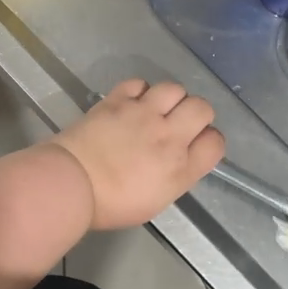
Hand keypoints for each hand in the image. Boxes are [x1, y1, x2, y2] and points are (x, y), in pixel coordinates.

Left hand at [49, 80, 224, 230]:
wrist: (71, 182)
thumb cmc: (109, 205)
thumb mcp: (154, 201)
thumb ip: (173, 176)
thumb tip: (176, 160)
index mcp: (180, 168)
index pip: (215, 142)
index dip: (208, 140)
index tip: (194, 144)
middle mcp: (168, 136)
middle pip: (202, 108)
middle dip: (195, 113)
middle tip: (177, 123)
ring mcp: (143, 114)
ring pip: (174, 88)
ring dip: (169, 98)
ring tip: (155, 109)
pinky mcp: (117, 101)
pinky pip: (139, 83)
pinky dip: (139, 90)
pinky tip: (131, 102)